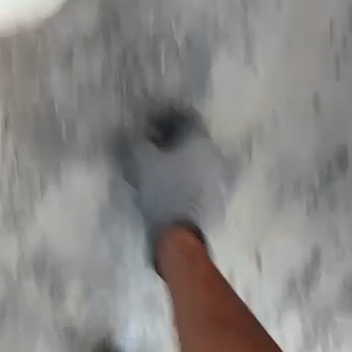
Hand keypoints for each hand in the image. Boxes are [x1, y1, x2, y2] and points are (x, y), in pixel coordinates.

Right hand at [116, 106, 234, 264]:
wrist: (179, 234)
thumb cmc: (161, 192)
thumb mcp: (142, 162)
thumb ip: (137, 141)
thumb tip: (131, 131)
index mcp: (199, 140)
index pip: (184, 117)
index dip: (165, 118)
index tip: (150, 126)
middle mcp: (214, 153)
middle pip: (192, 139)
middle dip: (172, 140)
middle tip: (153, 148)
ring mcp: (220, 176)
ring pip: (197, 160)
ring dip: (180, 161)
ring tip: (162, 171)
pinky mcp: (218, 197)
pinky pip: (200, 180)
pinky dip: (187, 179)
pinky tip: (173, 188)